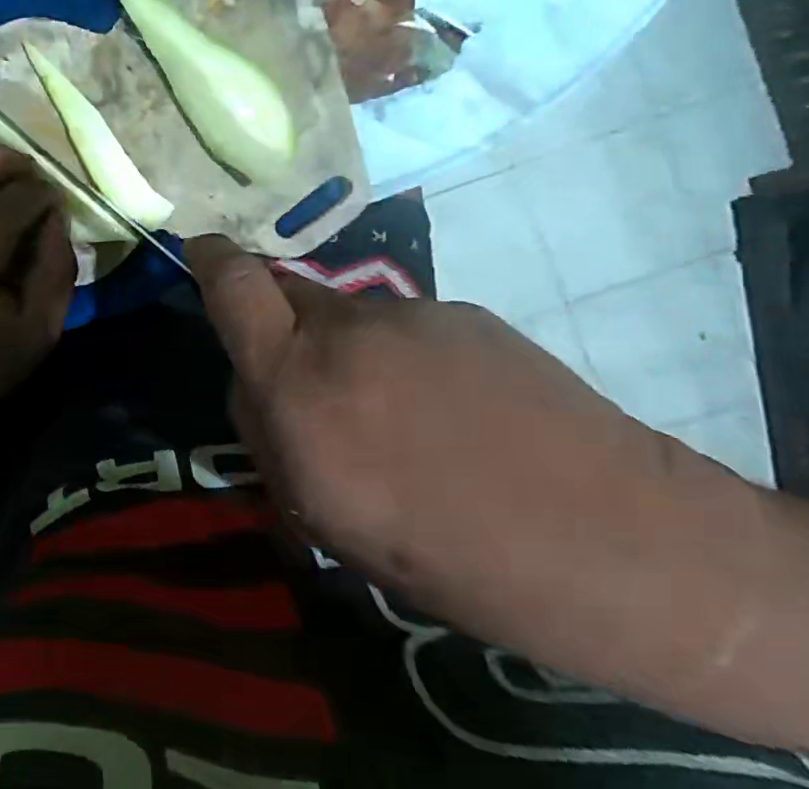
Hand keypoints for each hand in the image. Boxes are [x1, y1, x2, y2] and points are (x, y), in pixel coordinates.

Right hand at [184, 234, 677, 592]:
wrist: (607, 539)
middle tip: (317, 398)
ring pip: (348, 322)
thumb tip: (258, 386)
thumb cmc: (447, 556)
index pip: (235, 288)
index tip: (201, 252)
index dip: (211, 260)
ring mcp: (412, 317)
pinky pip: (405, 329)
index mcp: (299, 390)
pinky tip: (453, 415)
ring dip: (350, 359)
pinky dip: (405, 362)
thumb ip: (273, 435)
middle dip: (284, 340)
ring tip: (404, 424)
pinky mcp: (466, 313)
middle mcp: (347, 336)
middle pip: (287, 303)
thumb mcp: (326, 518)